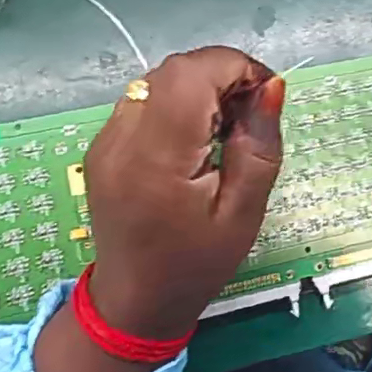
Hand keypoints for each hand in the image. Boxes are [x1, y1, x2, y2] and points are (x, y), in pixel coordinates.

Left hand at [34, 47, 284, 371]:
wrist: (136, 302)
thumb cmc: (196, 265)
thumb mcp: (244, 214)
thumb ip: (260, 146)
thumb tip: (271, 87)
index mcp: (156, 158)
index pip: (192, 74)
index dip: (237, 69)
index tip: (265, 98)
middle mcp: (120, 139)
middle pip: (174, 71)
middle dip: (220, 79)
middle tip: (247, 121)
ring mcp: (104, 141)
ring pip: (156, 82)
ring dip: (198, 91)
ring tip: (221, 135)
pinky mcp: (101, 147)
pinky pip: (142, 103)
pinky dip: (174, 107)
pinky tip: (191, 144)